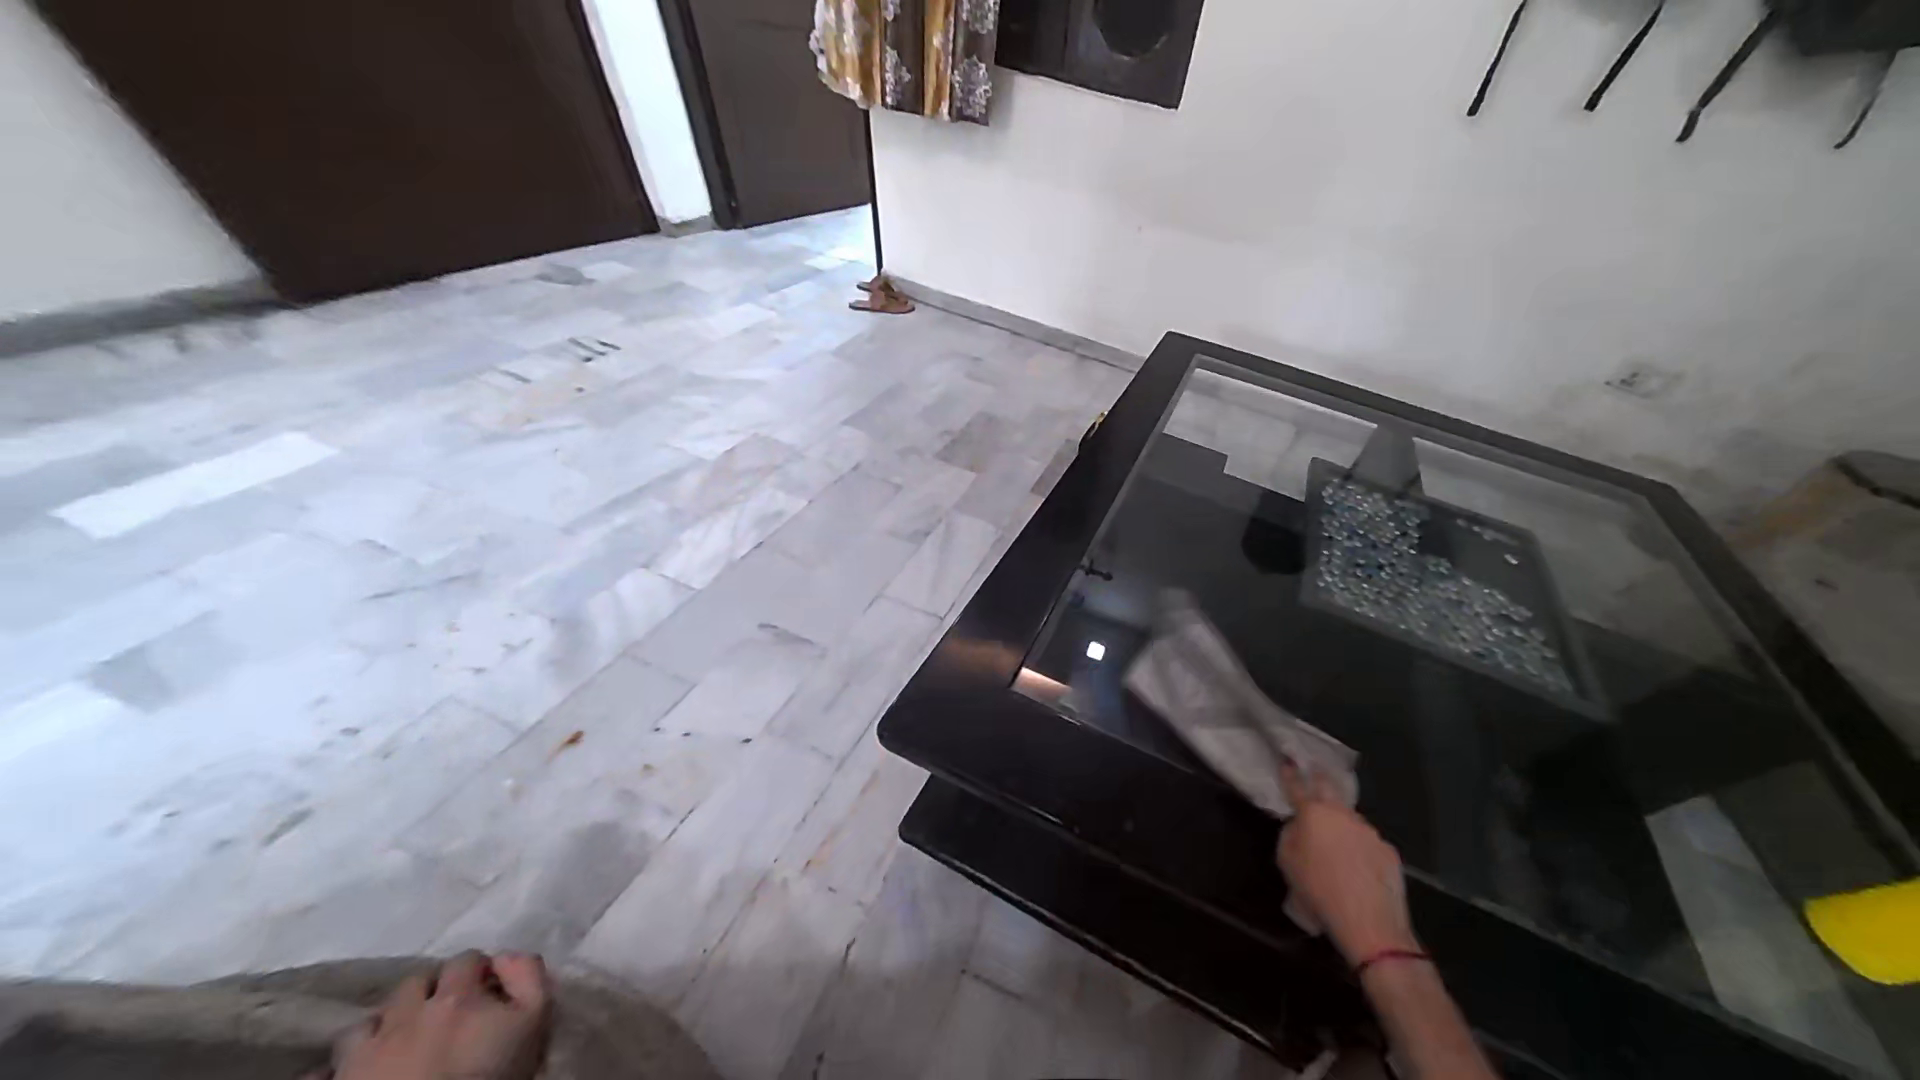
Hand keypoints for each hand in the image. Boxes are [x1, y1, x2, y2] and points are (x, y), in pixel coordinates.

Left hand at [332, 951, 552, 1079]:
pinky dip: (330, 1072)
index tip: (487, 988)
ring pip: (365, 1022)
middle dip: (429, 990)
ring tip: (397, 1042)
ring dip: (382, 1025)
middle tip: (442, 1011)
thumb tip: (504, 956)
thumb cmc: (489, 1076)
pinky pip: (319, 1074)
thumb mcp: (533, 1019)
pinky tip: (345, 1076)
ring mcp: (362, 1054)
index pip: (465, 959)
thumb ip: (527, 975)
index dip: (478, 970)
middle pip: (412, 983)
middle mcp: (403, 1015)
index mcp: (453, 995)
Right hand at [1277, 764, 1418, 965]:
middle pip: (1330, 788)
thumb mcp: (1286, 861)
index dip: (1290, 773)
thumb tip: (1300, 825)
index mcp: (1314, 814)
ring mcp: (1370, 832)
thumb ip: (1290, 834)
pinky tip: (1358, 867)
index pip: (1297, 786)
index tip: (1287, 761)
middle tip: (1315, 770)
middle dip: (1320, 777)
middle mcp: (1343, 815)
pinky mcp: (1389, 852)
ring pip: (1350, 819)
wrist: (1369, 923)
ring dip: (1342, 822)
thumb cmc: (1317, 890)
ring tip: (1337, 842)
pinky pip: (1368, 842)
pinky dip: (1360, 847)